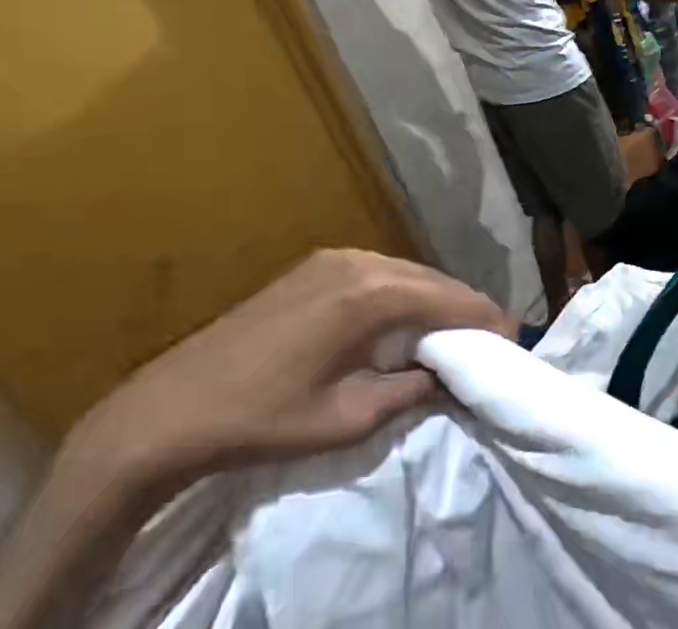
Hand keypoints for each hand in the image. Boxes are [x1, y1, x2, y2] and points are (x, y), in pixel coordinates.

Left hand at [63, 249, 517, 497]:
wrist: (162, 414)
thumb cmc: (262, 420)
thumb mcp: (352, 417)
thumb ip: (416, 388)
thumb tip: (453, 374)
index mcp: (374, 295)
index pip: (457, 301)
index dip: (491, 322)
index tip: (515, 342)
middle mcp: (362, 261)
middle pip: (438, 281)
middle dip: (467, 310)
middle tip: (489, 340)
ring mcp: (336, 257)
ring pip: (412, 273)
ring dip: (438, 300)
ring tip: (453, 333)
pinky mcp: (316, 264)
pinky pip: (383, 272)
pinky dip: (406, 294)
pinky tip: (406, 319)